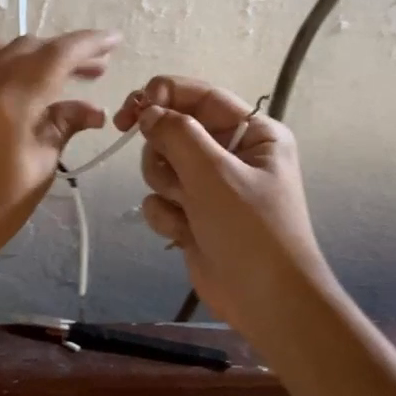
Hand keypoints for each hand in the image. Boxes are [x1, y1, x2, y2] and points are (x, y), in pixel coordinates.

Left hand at [0, 26, 120, 275]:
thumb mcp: (38, 170)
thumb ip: (63, 128)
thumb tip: (92, 109)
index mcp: (9, 101)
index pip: (56, 56)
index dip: (88, 44)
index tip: (113, 40)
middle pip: (24, 47)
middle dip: (61, 53)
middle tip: (89, 72)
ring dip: (13, 45)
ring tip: (32, 69)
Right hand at [114, 76, 338, 331]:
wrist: (264, 299)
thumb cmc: (249, 229)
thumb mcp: (213, 173)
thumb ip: (176, 133)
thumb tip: (146, 111)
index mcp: (253, 133)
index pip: (199, 96)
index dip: (162, 96)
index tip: (131, 110)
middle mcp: (232, 153)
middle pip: (172, 130)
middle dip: (163, 154)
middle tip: (171, 176)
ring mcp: (210, 186)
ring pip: (160, 165)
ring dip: (165, 187)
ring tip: (186, 210)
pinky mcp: (192, 214)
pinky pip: (159, 198)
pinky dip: (165, 215)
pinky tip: (184, 233)